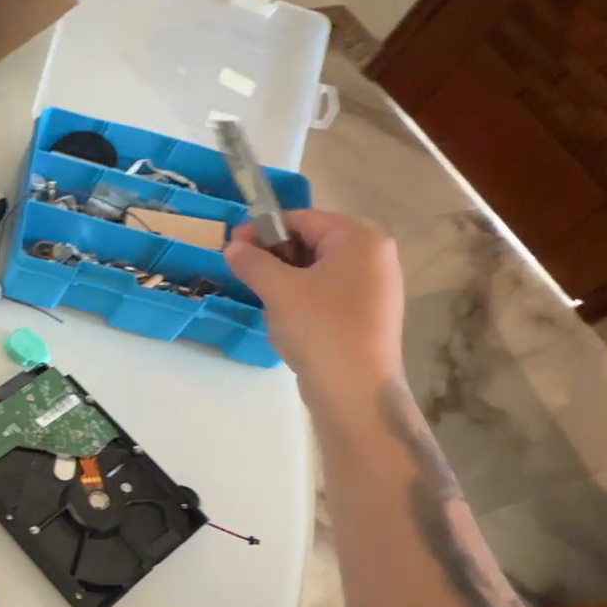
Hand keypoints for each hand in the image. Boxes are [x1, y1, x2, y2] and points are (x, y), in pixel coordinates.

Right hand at [225, 210, 405, 402]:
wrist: (353, 387)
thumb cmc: (319, 327)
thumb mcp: (278, 290)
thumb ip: (253, 263)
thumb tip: (232, 247)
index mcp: (361, 240)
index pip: (305, 218)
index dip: (264, 228)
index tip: (232, 243)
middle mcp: (374, 257)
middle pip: (313, 243)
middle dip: (275, 256)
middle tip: (243, 272)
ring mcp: (374, 288)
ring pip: (317, 271)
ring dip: (285, 280)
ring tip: (263, 300)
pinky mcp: (366, 315)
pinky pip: (327, 294)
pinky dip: (301, 299)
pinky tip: (285, 321)